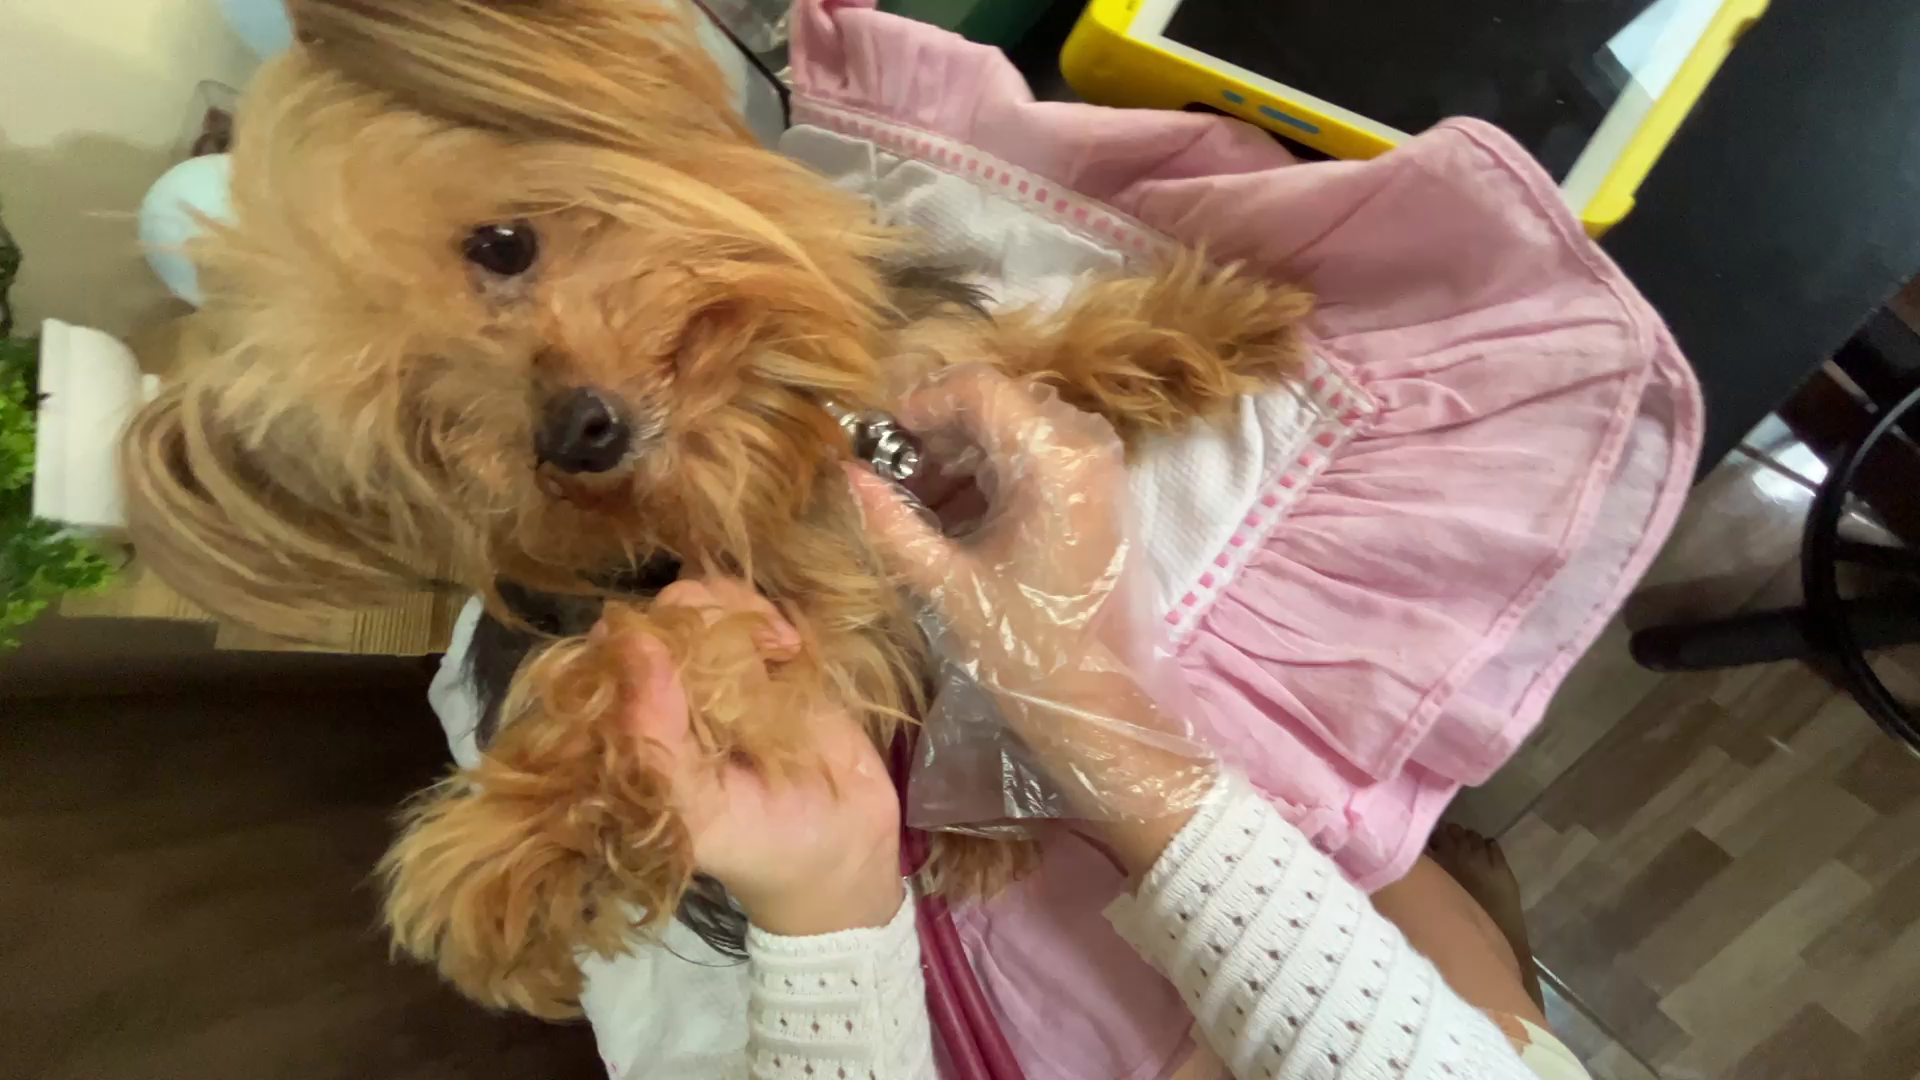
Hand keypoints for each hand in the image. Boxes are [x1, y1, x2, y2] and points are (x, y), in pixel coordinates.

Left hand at [607, 579, 903, 935]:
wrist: (850, 845)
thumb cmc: (767, 845)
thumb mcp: (702, 814)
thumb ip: (656, 744)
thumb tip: (632, 643)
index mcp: (634, 738)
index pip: (607, 663)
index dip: (637, 641)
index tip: (680, 651)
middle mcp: (669, 700)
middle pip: (658, 619)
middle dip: (697, 617)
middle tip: (749, 650)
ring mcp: (719, 674)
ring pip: (702, 603)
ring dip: (739, 611)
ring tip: (782, 647)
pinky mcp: (766, 660)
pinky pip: (747, 609)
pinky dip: (766, 613)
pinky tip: (792, 647)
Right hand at [843, 366, 1133, 686]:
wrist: (1094, 696)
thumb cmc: (1024, 645)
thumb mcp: (945, 582)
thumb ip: (891, 522)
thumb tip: (843, 473)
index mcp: (1055, 461)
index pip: (979, 388)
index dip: (922, 403)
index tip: (883, 441)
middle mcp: (1084, 446)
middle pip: (995, 402)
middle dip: (936, 433)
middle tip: (893, 476)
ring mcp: (1095, 463)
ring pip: (1009, 425)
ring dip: (957, 453)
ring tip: (917, 502)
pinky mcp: (1093, 485)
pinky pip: (1029, 452)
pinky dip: (986, 471)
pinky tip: (953, 512)